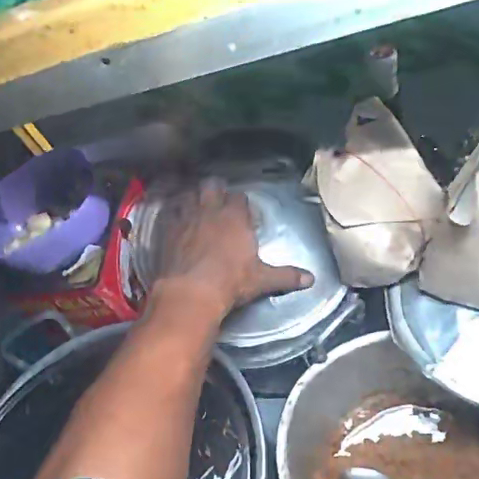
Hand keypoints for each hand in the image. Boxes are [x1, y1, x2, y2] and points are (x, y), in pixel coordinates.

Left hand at [151, 181, 313, 319]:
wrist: (191, 292)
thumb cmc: (230, 283)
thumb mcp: (262, 280)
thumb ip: (286, 276)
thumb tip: (311, 280)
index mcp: (235, 217)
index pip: (239, 198)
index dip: (240, 205)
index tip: (241, 215)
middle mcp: (210, 211)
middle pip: (212, 187)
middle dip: (215, 192)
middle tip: (216, 203)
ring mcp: (186, 218)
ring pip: (189, 196)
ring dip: (192, 199)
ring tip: (194, 208)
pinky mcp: (166, 231)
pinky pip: (168, 213)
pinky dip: (172, 214)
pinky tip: (173, 221)